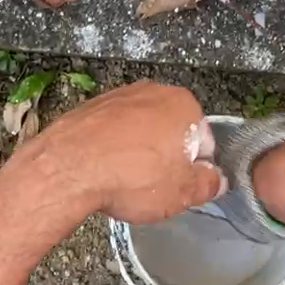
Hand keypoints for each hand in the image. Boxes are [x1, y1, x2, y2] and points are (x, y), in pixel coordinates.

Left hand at [4, 81, 224, 223]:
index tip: (183, 187)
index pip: (203, 141)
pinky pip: (113, 132)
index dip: (195, 170)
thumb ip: (209, 184)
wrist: (68, 168)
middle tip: (155, 188)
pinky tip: (106, 172)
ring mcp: (119, 97)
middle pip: (172, 132)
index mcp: (183, 105)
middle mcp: (153, 91)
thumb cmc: (130, 176)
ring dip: (139, 154)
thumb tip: (216, 180)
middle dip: (167, 158)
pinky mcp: (92, 107)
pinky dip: (113, 149)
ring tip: (127, 182)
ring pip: (141, 131)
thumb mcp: (183, 192)